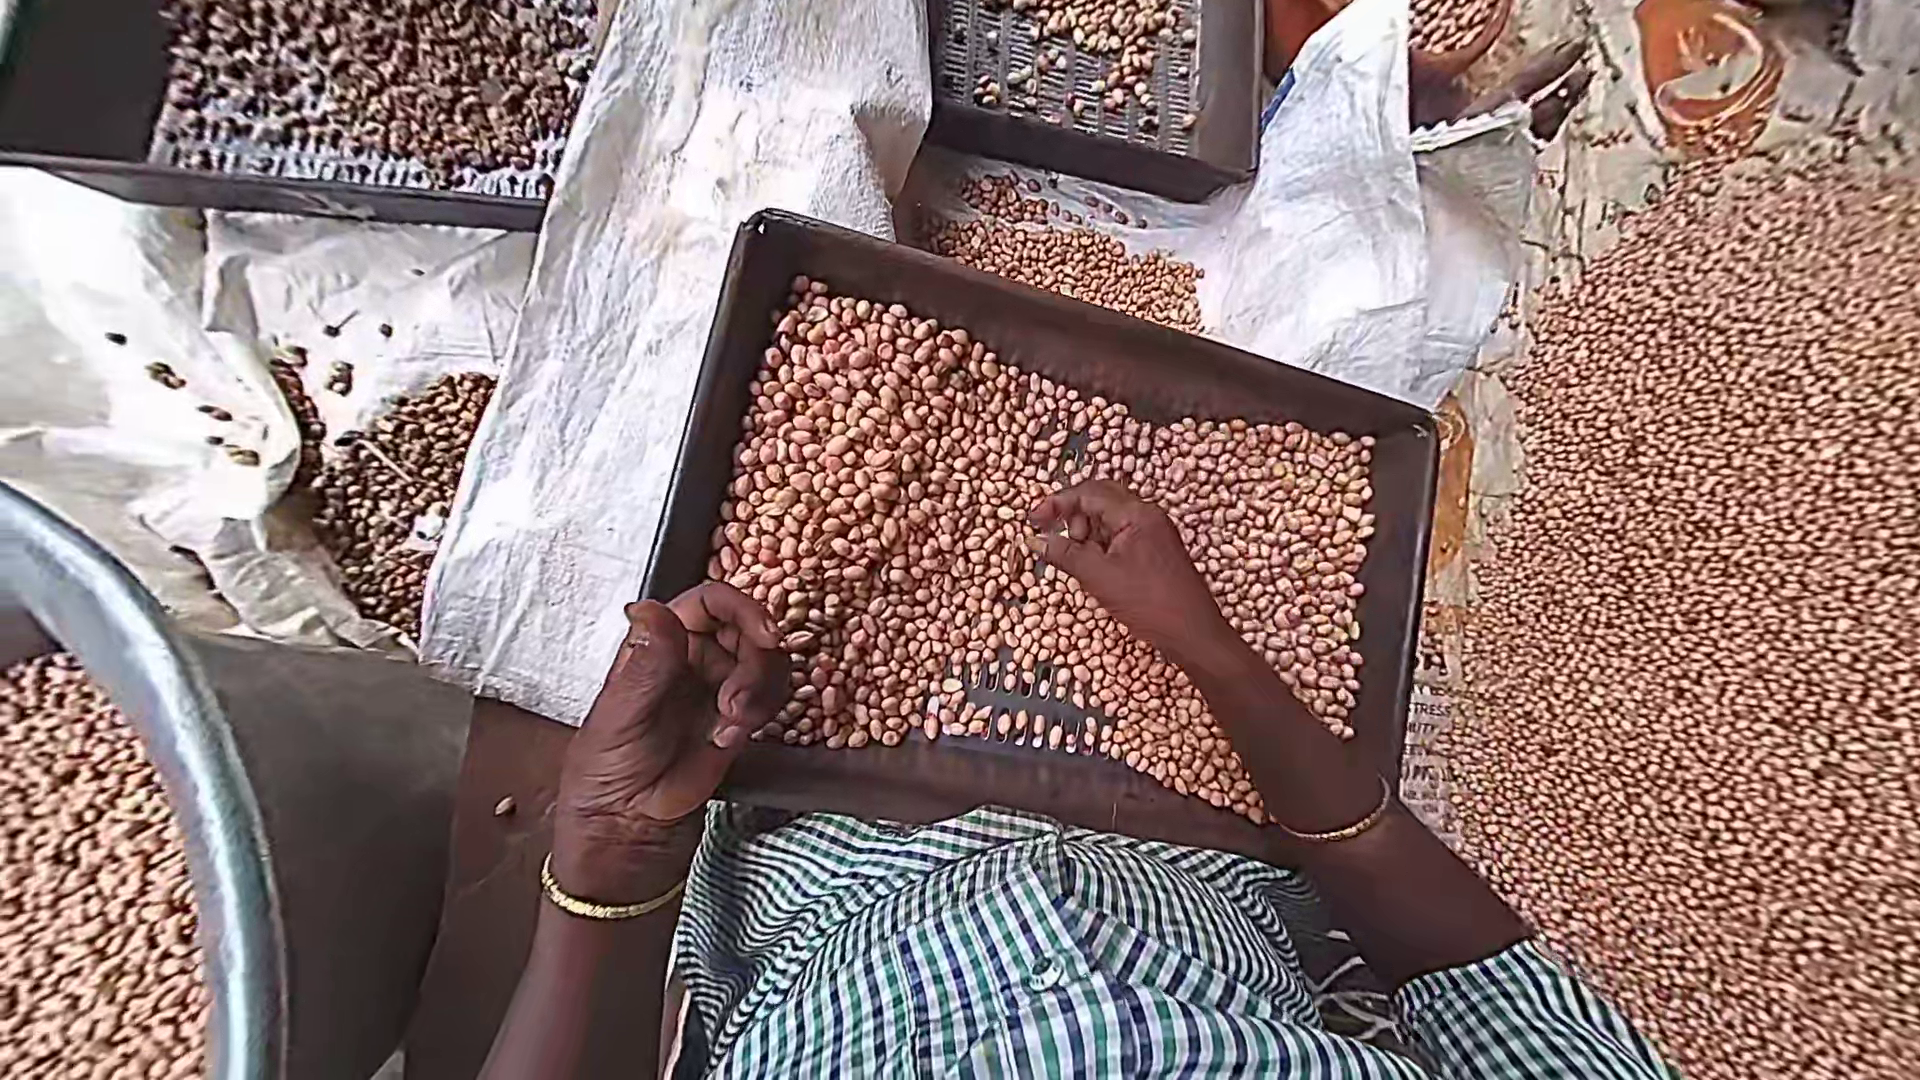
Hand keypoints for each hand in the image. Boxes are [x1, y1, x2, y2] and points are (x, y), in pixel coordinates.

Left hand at [551, 583, 786, 902]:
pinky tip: (732, 738)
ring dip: (761, 690)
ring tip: (731, 727)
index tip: (766, 634)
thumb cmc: (605, 776)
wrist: (629, 837)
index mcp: (659, 645)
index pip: (709, 602)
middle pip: (750, 629)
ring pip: (768, 661)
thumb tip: (651, 607)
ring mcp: (722, 684)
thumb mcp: (618, 721)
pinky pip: (772, 695)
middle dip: (757, 661)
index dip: (741, 608)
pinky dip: (763, 712)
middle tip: (738, 703)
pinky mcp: (742, 715)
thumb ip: (645, 667)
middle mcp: (696, 657)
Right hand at [1027, 480, 1232, 664]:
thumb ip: (1065, 554)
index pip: (1089, 493)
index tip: (1034, 519)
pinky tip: (1091, 565)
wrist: (1193, 634)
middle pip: (1100, 499)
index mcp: (1137, 514)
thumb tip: (1038, 541)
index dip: (1056, 503)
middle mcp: (1148, 517)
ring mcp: (1154, 533)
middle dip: (1071, 514)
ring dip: (1085, 531)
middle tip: (1053, 535)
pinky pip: (1120, 536)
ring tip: (1074, 556)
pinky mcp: (1154, 551)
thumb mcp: (1099, 577)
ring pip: (1109, 518)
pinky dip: (1100, 545)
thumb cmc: (1153, 604)